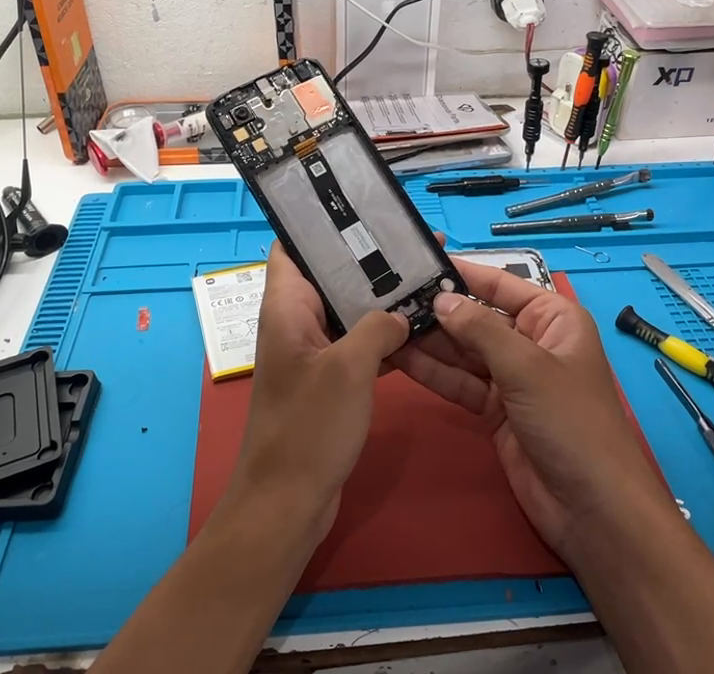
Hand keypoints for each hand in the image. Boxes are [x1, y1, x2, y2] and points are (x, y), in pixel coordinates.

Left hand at [224, 242, 409, 538]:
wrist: (287, 502)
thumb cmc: (309, 428)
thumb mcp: (349, 369)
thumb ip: (377, 327)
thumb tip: (398, 314)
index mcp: (286, 307)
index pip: (292, 246)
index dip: (321, 225)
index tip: (364, 211)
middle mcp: (295, 322)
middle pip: (329, 276)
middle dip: (369, 260)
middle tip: (415, 245)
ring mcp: (311, 353)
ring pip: (348, 311)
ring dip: (382, 299)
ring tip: (427, 278)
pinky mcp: (328, 381)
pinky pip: (357, 344)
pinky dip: (384, 336)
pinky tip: (421, 328)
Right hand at [392, 258, 670, 558]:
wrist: (592, 507)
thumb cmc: (570, 421)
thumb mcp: (527, 367)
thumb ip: (479, 330)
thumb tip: (440, 299)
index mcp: (553, 319)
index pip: (500, 285)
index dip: (462, 273)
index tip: (418, 261)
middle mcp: (531, 342)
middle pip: (477, 318)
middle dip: (438, 310)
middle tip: (388, 298)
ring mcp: (512, 379)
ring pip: (463, 351)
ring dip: (429, 341)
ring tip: (384, 324)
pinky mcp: (495, 411)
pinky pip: (460, 382)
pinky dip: (433, 371)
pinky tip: (399, 357)